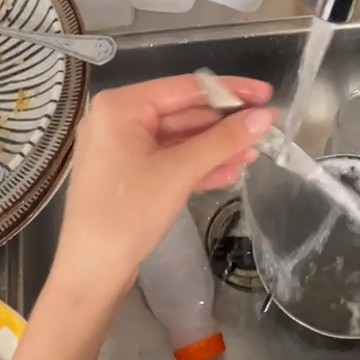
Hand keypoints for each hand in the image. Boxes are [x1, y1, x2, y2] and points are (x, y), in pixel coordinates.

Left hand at [53, 74, 275, 300]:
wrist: (92, 271)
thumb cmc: (128, 213)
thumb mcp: (180, 172)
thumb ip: (223, 140)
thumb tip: (265, 116)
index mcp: (121, 106)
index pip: (186, 88)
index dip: (231, 90)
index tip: (266, 93)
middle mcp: (118, 119)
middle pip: (184, 112)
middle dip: (225, 124)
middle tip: (267, 127)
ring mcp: (121, 148)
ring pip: (180, 139)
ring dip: (217, 147)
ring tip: (256, 152)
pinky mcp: (129, 174)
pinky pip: (169, 159)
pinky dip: (198, 165)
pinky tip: (232, 170)